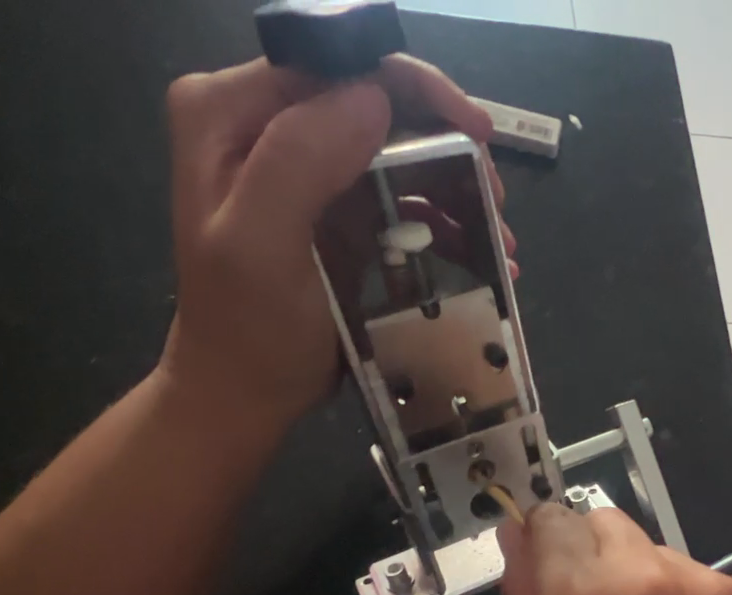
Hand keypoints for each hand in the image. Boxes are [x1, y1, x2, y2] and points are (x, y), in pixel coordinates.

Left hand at [158, 56, 504, 432]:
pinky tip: (480, 253)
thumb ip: (300, 159)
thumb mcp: (260, 245)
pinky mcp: (336, 208)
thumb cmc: (249, 329)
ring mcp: (306, 168)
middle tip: (495, 200)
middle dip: (447, 147)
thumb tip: (374, 94)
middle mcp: (266, 126)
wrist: (246, 391)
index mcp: (232, 114)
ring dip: (456, 189)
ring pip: (399, 151)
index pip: (337, 66)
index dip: (415, 89)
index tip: (479, 135)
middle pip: (377, 104)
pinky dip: (444, 220)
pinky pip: (401, 194)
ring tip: (499, 238)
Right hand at [498, 505, 731, 594]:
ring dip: (644, 580)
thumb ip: (523, 594)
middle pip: (605, 521)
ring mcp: (701, 582)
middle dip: (595, 556)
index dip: (549, 545)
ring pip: (655, 551)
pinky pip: (699, 578)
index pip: (553, 518)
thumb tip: (514, 531)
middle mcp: (640, 573)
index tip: (556, 577)